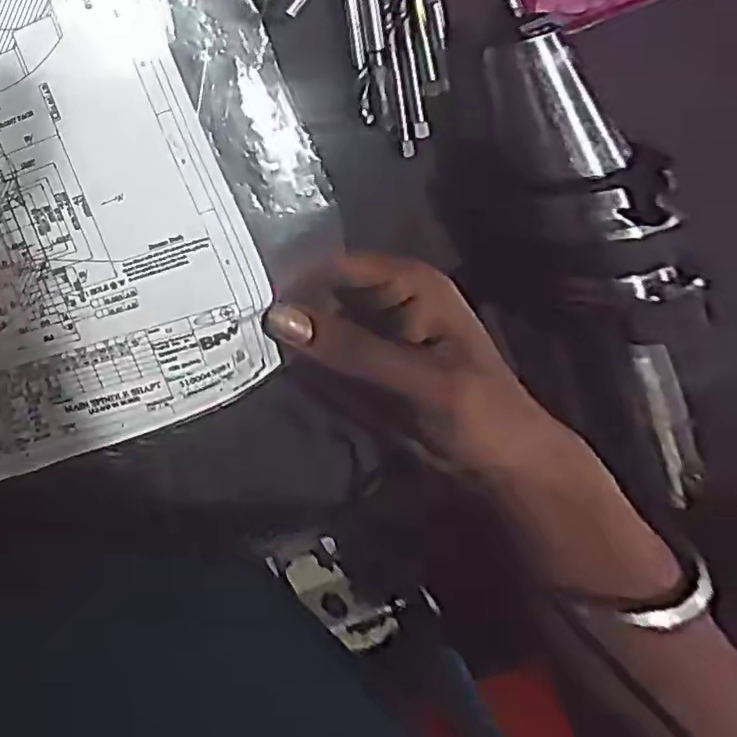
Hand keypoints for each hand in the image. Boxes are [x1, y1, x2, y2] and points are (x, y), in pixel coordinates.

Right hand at [264, 250, 572, 477]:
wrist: (504, 471)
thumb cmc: (481, 415)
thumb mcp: (417, 380)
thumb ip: (349, 348)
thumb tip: (276, 315)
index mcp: (405, 282)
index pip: (333, 264)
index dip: (291, 276)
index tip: (245, 295)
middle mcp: (379, 295)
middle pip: (314, 286)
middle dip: (278, 302)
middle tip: (232, 316)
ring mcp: (363, 327)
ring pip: (307, 316)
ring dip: (278, 330)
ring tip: (236, 334)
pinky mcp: (352, 357)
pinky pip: (311, 347)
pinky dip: (288, 353)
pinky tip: (256, 356)